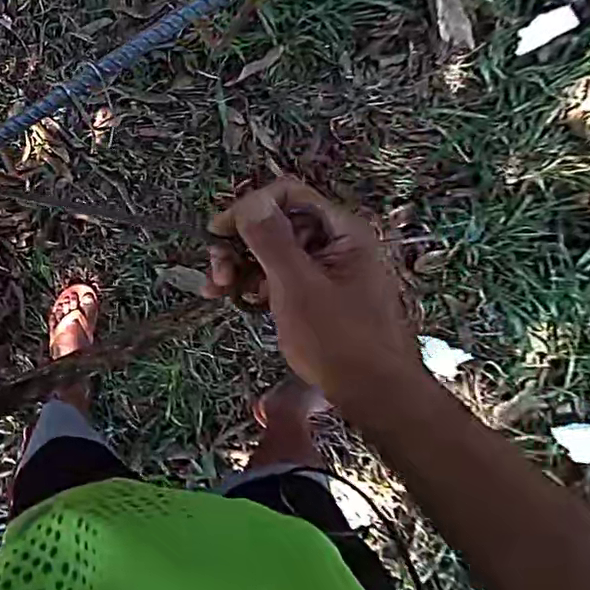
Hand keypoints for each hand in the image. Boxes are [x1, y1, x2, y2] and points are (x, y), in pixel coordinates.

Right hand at [203, 175, 427, 407]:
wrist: (373, 394)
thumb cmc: (338, 340)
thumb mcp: (297, 286)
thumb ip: (271, 240)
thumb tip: (248, 201)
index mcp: (341, 232)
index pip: (287, 195)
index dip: (248, 209)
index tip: (218, 235)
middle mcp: (334, 243)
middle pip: (274, 223)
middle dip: (238, 244)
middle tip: (216, 274)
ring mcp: (325, 269)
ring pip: (270, 251)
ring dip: (239, 266)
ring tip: (217, 292)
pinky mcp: (315, 292)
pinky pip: (277, 275)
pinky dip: (253, 284)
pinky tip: (237, 301)